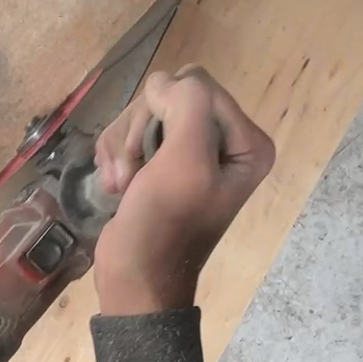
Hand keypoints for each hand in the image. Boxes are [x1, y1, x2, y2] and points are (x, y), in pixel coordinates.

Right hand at [91, 66, 274, 314]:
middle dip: (139, 133)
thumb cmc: (164, 225)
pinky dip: (115, 158)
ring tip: (121, 185)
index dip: (165, 111)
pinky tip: (115, 187)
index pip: (197, 85)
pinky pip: (130, 136)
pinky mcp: (158, 167)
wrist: (134, 280)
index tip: (150, 155)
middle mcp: (223, 144)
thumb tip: (163, 82)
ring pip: (143, 115)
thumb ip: (186, 104)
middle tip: (131, 173)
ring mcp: (188, 155)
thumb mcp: (184, 161)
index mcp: (247, 142)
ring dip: (122, 149)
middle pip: (169, 97)